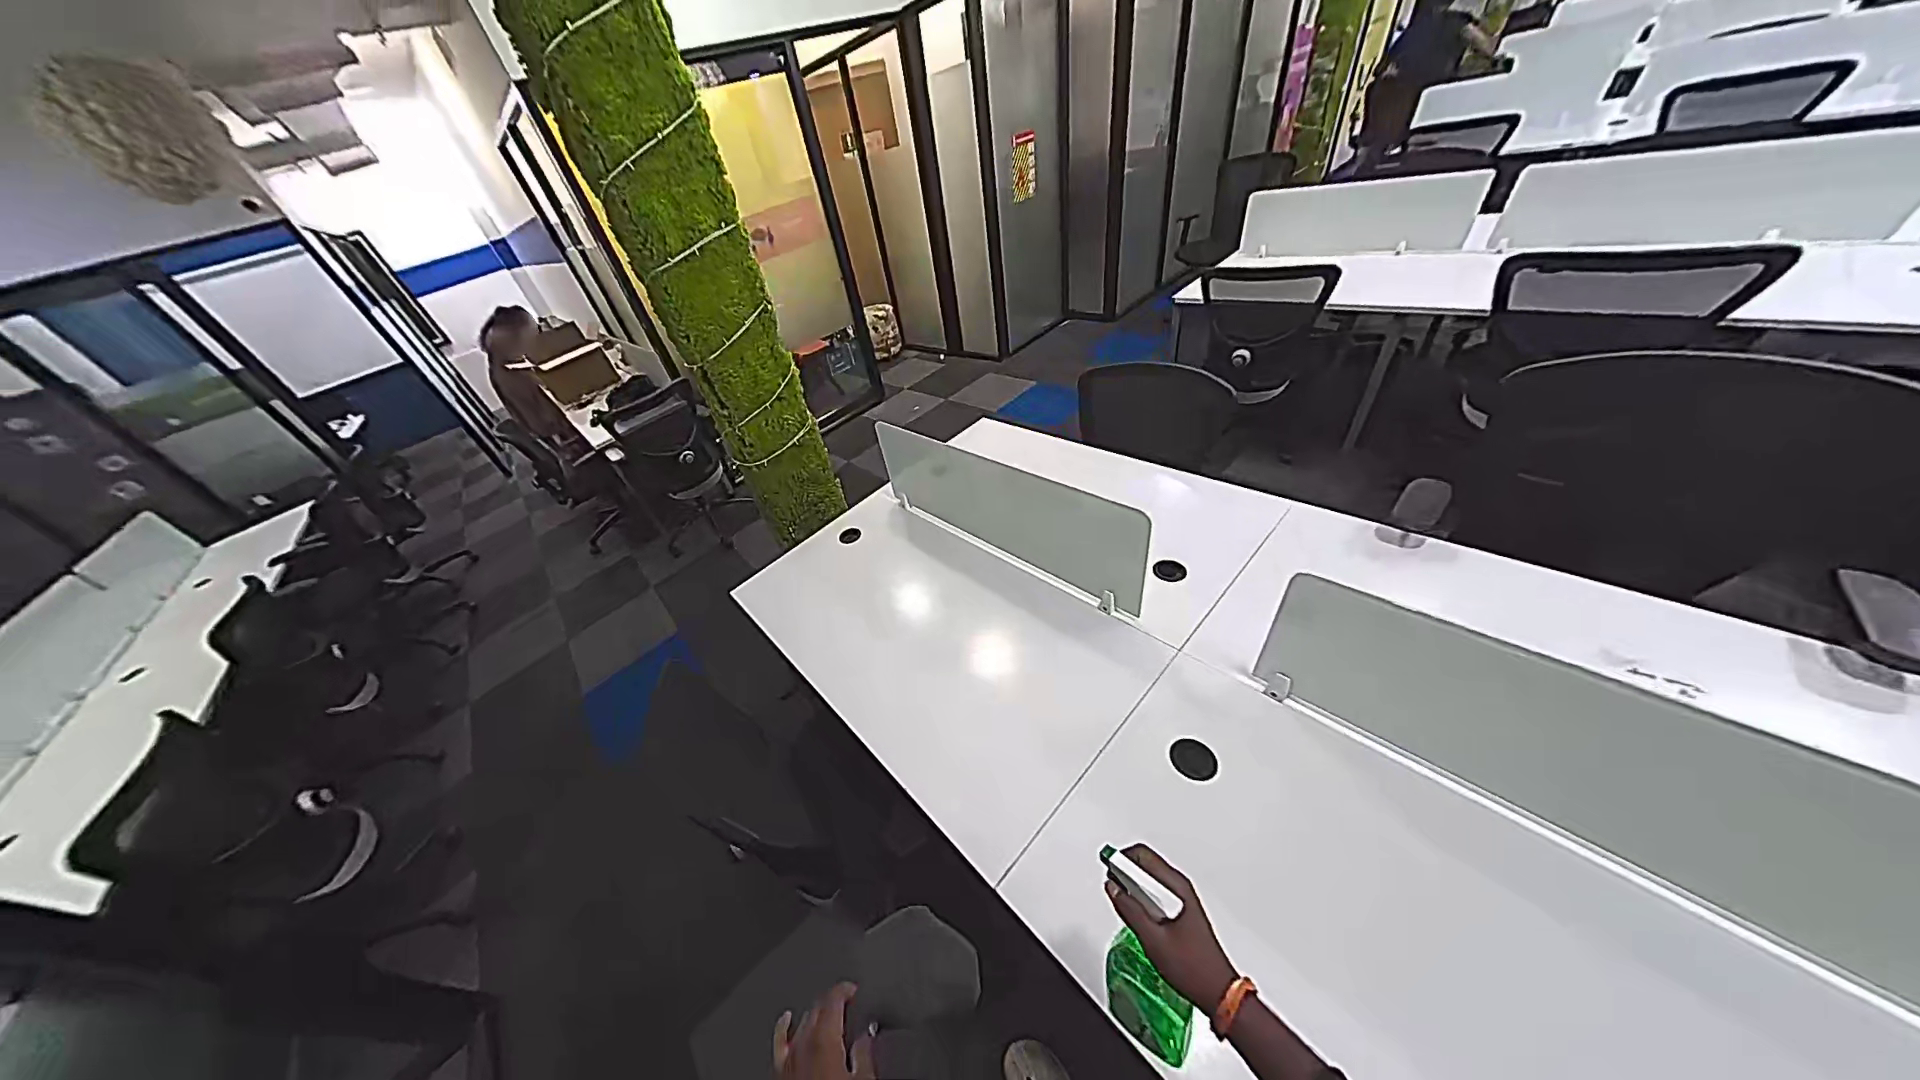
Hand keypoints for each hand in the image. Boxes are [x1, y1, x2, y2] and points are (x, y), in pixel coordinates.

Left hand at [773, 983, 874, 1079]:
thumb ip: (864, 1054)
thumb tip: (865, 1039)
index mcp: (825, 1039)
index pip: (833, 999)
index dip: (845, 989)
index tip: (853, 989)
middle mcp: (803, 1044)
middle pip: (816, 1007)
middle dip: (831, 1001)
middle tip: (846, 1002)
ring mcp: (789, 1060)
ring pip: (801, 1022)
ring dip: (815, 1014)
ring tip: (827, 1013)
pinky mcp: (780, 1074)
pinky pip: (780, 1044)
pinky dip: (783, 1028)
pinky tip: (786, 1020)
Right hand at [1106, 844, 1237, 1008]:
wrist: (1218, 992)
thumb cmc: (1191, 967)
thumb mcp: (1153, 939)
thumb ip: (1129, 910)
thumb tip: (1112, 887)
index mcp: (1176, 887)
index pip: (1142, 855)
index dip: (1120, 860)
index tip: (1108, 872)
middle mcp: (1180, 887)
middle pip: (1145, 863)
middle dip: (1124, 872)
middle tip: (1113, 890)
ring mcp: (1182, 898)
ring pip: (1149, 879)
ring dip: (1132, 887)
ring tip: (1126, 909)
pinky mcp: (1181, 910)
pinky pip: (1155, 892)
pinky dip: (1141, 898)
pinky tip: (1139, 919)